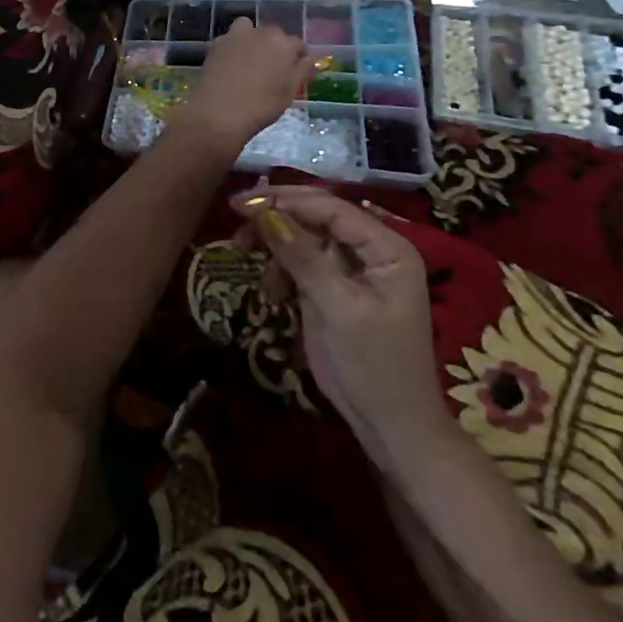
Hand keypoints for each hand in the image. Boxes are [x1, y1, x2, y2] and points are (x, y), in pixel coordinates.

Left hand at [178, 18, 308, 148]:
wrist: (218, 113)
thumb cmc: (261, 106)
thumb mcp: (289, 92)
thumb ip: (301, 71)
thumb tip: (310, 59)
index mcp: (283, 44)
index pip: (297, 44)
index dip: (297, 57)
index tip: (294, 70)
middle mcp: (260, 34)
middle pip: (272, 34)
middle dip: (275, 46)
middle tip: (271, 67)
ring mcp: (234, 37)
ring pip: (247, 27)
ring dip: (251, 38)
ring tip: (249, 59)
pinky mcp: (214, 46)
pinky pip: (227, 39)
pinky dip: (231, 45)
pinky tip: (230, 63)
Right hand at [230, 186, 448, 464]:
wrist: (387, 420)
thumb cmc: (374, 363)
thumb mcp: (337, 308)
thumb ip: (303, 258)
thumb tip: (265, 214)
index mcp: (388, 248)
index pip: (332, 208)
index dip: (286, 201)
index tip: (241, 204)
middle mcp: (371, 250)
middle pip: (316, 216)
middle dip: (275, 217)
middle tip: (235, 219)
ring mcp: (349, 268)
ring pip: (302, 236)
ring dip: (272, 243)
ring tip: (243, 252)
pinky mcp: (330, 287)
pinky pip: (298, 261)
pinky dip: (278, 268)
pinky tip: (269, 290)